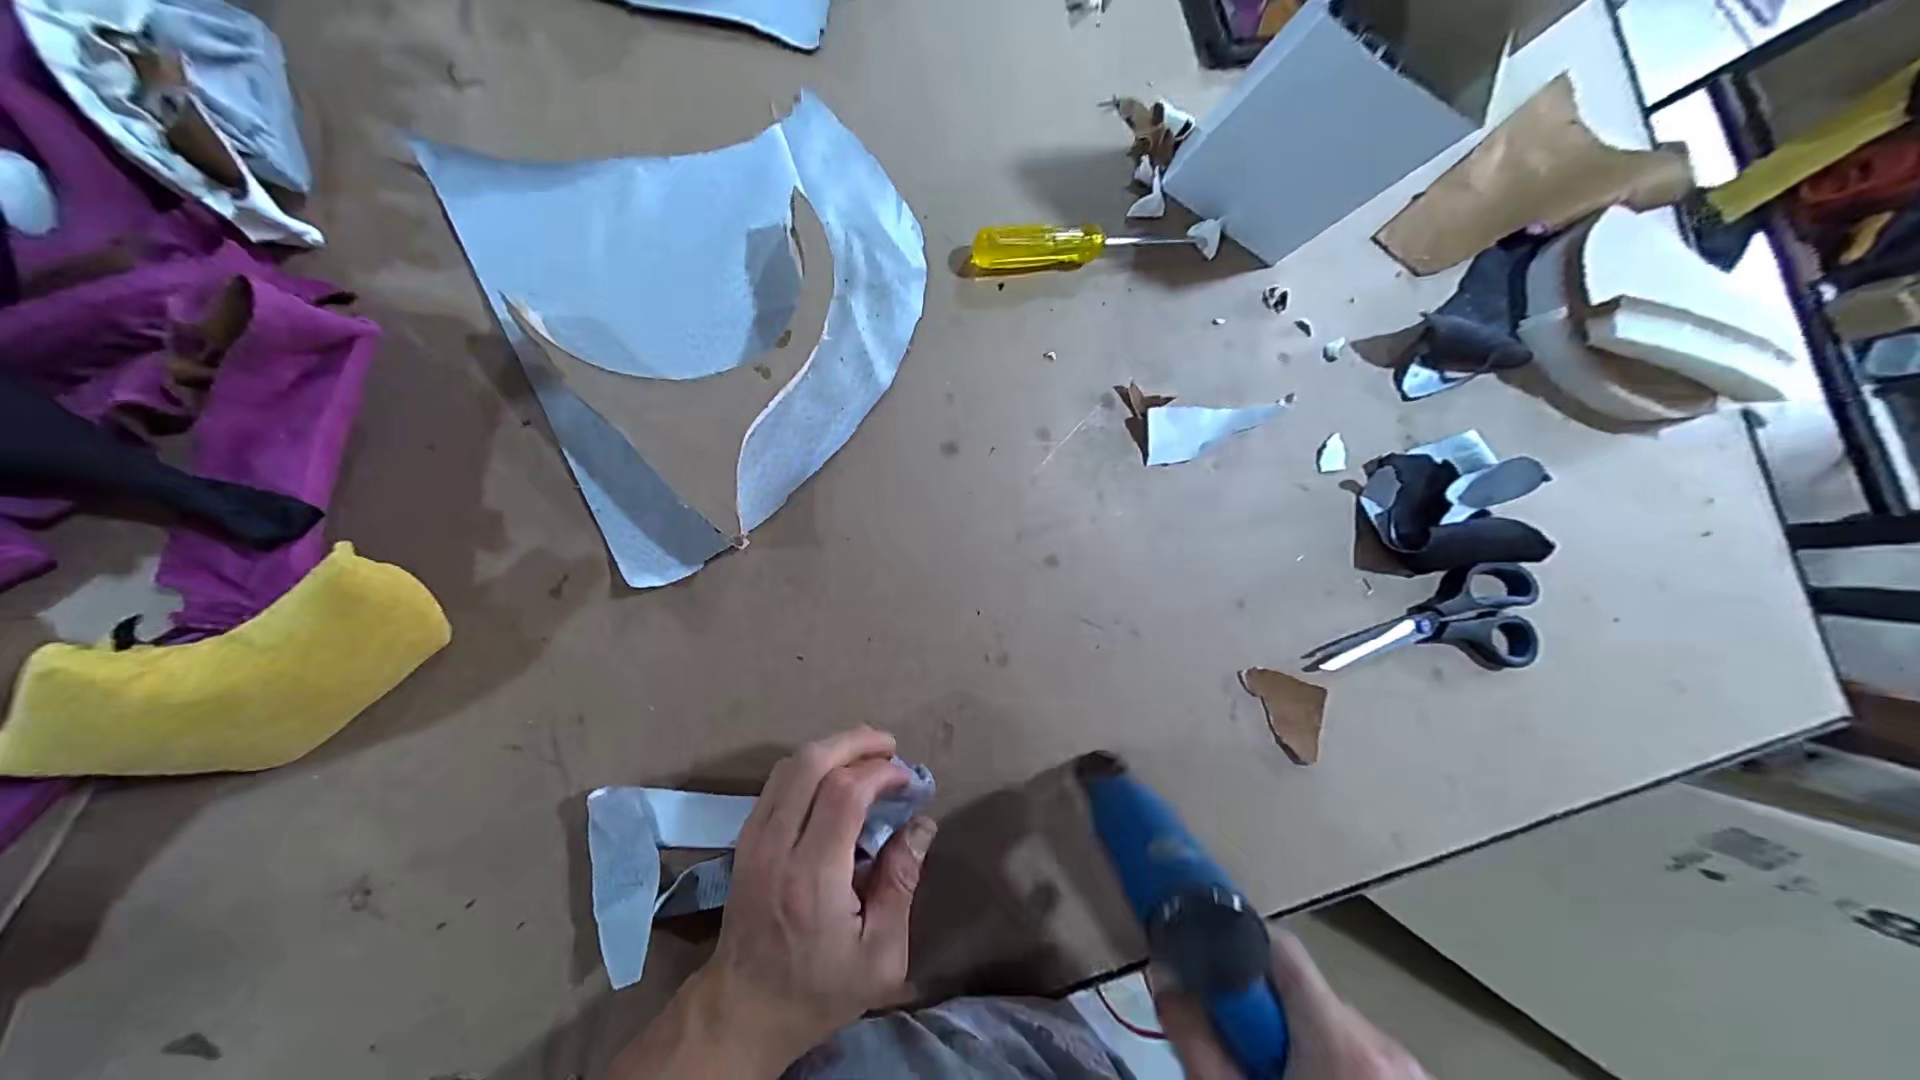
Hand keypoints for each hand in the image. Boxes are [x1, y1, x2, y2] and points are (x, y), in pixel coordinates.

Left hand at [611, 727, 936, 1078]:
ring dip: (832, 749)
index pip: (844, 792)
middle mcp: (776, 847)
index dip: (881, 773)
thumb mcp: (880, 955)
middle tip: (890, 748)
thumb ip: (901, 883)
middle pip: (811, 763)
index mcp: (812, 877)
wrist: (743, 1010)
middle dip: (856, 742)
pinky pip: (778, 782)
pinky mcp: (745, 839)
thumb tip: (921, 824)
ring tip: (868, 757)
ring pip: (790, 765)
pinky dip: (811, 766)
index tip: (908, 781)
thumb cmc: (819, 989)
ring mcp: (753, 839)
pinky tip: (836, 777)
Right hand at [1153, 932, 1430, 1079]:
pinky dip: (1335, 1066)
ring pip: (1335, 1023)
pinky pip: (1364, 1054)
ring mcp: (1413, 1073)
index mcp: (1341, 1044)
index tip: (1217, 988)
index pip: (1282, 950)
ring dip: (1301, 1042)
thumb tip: (1164, 975)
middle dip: (1267, 1013)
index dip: (1241, 954)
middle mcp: (1387, 1049)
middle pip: (1306, 991)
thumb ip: (1194, 1037)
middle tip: (1245, 1059)